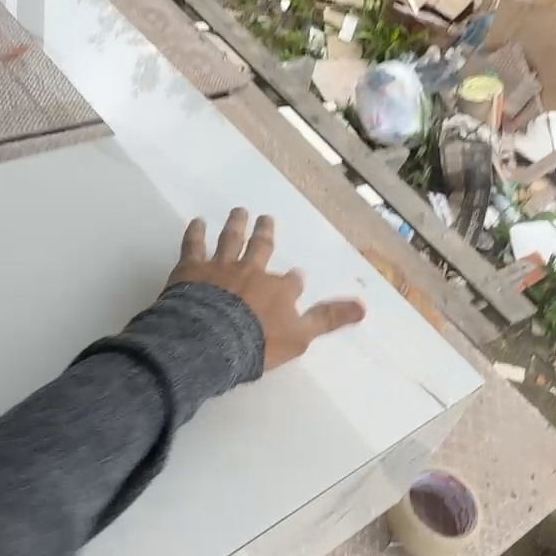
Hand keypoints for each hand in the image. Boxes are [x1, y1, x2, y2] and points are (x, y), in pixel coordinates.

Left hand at [168, 209, 365, 370]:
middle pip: (261, 247)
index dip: (294, 280)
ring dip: (237, 224)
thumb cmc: (257, 343)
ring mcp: (222, 268)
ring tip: (240, 211)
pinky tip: (197, 222)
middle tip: (266, 218)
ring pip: (231, 240)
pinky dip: (196, 233)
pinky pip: (194, 245)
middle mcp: (252, 271)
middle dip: (265, 233)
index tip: (296, 276)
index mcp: (278, 290)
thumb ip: (328, 320)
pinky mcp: (193, 269)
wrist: (212, 339)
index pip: (291, 283)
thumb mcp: (300, 337)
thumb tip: (362, 307)